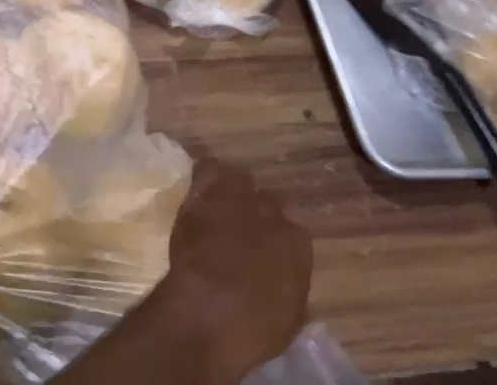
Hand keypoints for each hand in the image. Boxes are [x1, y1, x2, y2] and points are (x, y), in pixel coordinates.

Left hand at [158, 156, 312, 381]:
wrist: (212, 308)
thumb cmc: (254, 327)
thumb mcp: (287, 318)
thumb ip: (289, 290)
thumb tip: (284, 283)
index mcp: (297, 243)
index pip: (292, 230)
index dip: (276, 240)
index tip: (264, 252)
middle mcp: (271, 212)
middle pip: (266, 200)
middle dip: (255, 213)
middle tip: (239, 230)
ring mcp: (236, 198)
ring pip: (239, 179)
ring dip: (231, 191)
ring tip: (219, 206)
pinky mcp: (203, 194)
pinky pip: (206, 170)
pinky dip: (205, 176)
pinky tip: (199, 188)